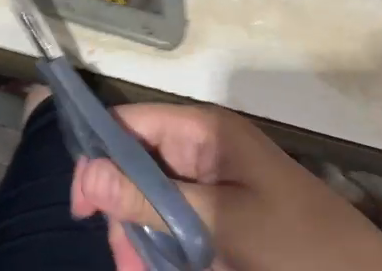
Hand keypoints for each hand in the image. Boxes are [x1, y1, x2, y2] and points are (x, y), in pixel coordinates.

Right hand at [70, 103, 381, 270]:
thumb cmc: (300, 246)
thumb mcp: (221, 224)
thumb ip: (151, 201)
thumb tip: (86, 175)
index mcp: (204, 131)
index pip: (129, 123)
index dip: (98, 156)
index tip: (80, 207)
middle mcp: (203, 149)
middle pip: (137, 167)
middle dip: (123, 213)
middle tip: (124, 263)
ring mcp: (214, 185)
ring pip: (153, 203)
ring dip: (141, 240)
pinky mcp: (224, 221)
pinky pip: (177, 227)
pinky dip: (165, 251)